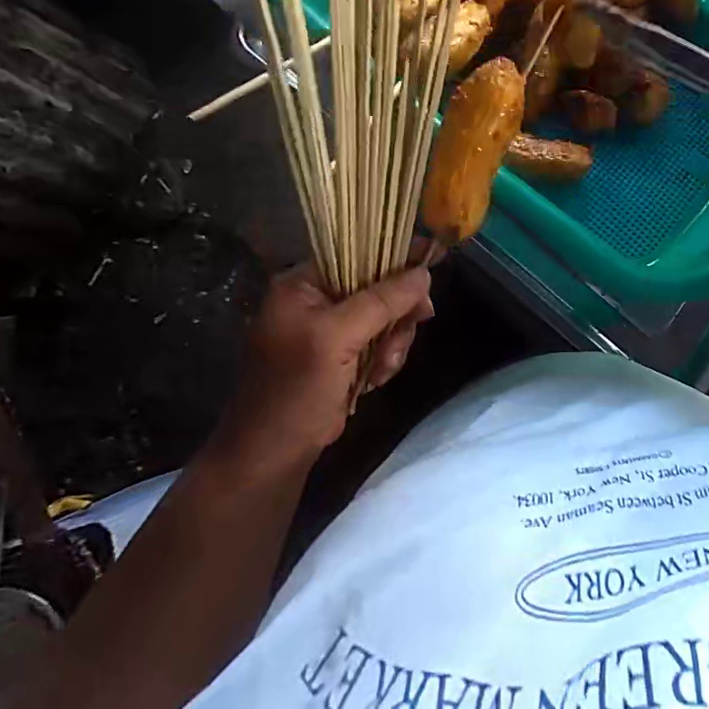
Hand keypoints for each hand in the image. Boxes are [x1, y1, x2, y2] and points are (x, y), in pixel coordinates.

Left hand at [216, 260, 436, 460]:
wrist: (273, 456)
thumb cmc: (295, 391)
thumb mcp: (336, 339)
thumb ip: (381, 302)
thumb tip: (425, 272)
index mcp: (301, 285)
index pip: (356, 252)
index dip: (396, 254)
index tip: (435, 255)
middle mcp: (316, 300)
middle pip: (379, 286)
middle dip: (398, 312)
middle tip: (420, 321)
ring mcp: (331, 329)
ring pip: (387, 316)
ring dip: (394, 340)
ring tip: (382, 367)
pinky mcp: (343, 355)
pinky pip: (382, 340)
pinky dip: (387, 357)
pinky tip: (376, 377)